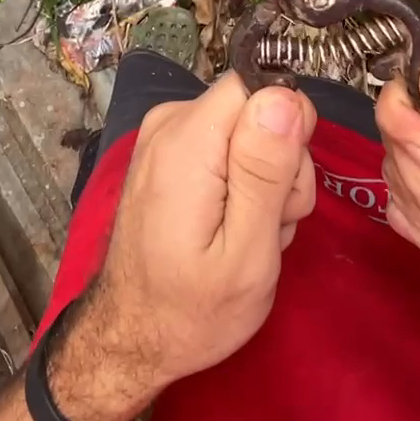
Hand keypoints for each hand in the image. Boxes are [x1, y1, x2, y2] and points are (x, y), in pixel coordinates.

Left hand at [47, 73, 317, 420]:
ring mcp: (166, 133)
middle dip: (279, 165)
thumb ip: (265, 171)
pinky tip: (234, 225)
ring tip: (250, 234)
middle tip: (268, 225)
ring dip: (265, 181)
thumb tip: (285, 97)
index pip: (258, 85)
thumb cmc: (192, 310)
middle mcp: (171, 121)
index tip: (284, 183)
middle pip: (257, 109)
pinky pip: (227, 143)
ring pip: (249, 128)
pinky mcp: (170, 149)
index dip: (287, 127)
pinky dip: (242, 183)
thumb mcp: (246, 254)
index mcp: (187, 140)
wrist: (132, 335)